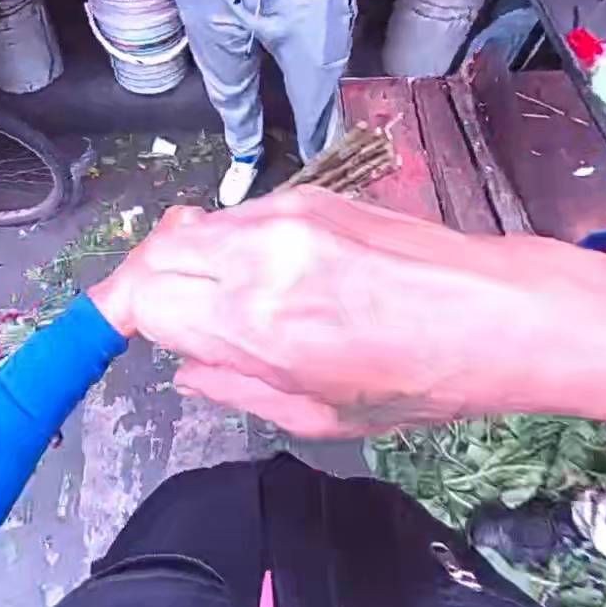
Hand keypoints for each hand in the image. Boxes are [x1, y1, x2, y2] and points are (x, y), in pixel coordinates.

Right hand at [88, 189, 605, 436]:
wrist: (492, 309)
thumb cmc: (417, 379)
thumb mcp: (318, 412)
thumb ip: (234, 383)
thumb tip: (184, 364)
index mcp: (258, 317)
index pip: (142, 294)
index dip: (114, 312)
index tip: (113, 330)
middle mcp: (262, 250)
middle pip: (158, 249)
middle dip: (143, 284)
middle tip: (159, 319)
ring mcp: (290, 211)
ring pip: (195, 225)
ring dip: (185, 261)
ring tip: (216, 300)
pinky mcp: (315, 194)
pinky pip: (241, 215)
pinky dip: (227, 243)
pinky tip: (259, 273)